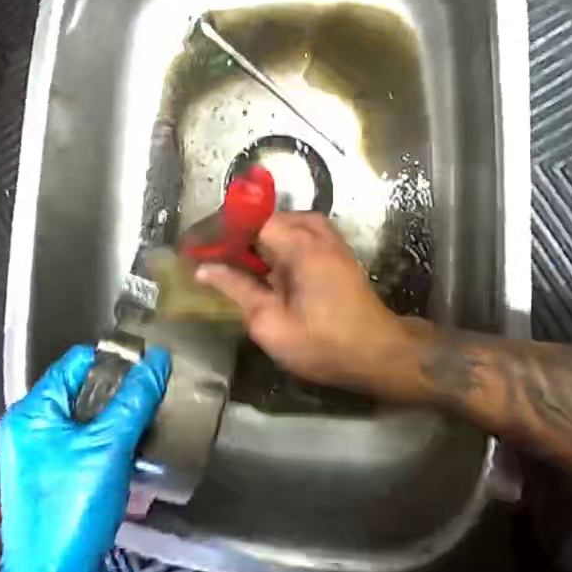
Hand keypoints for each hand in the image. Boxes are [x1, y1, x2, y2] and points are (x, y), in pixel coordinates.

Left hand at [0, 344, 169, 571]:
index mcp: (33, 410)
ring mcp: (38, 453)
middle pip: (83, 387)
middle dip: (120, 392)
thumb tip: (156, 360)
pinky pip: (84, 442)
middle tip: (151, 395)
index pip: (77, 360)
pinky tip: (132, 452)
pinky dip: (108, 442)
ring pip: (86, 416)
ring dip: (117, 419)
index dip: (114, 358)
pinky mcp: (51, 475)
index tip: (147, 364)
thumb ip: (135, 399)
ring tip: (146, 422)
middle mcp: (30, 426)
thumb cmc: (71, 514)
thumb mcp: (110, 447)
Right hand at [196, 212, 420, 396]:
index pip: (247, 218)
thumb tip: (204, 269)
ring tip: (228, 268)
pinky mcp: (331, 246)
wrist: (378, 353)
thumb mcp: (271, 323)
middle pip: (260, 219)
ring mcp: (326, 235)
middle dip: (232, 237)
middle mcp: (313, 229)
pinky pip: (292, 234)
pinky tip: (258, 271)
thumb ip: (236, 289)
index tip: (194, 248)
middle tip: (207, 262)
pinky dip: (270, 246)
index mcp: (299, 243)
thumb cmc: (325, 343)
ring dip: (251, 242)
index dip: (217, 231)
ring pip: (275, 225)